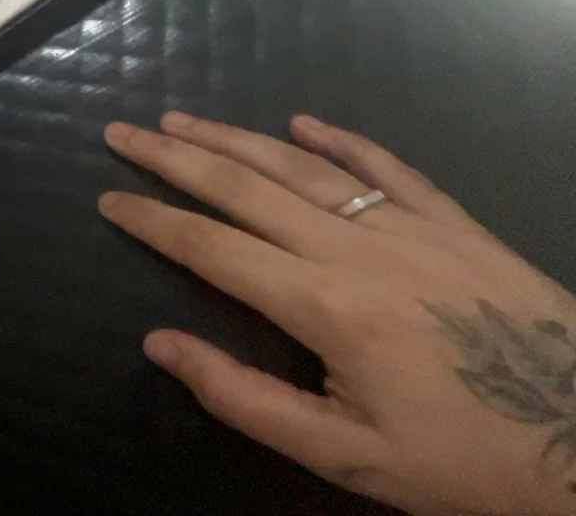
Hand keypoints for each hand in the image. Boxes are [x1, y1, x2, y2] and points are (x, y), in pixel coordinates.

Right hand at [101, 113, 575, 515]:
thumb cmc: (474, 464)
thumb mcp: (350, 456)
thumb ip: (244, 399)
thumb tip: (156, 344)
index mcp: (324, 306)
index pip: (206, 245)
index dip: (149, 218)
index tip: (108, 199)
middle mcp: (356, 252)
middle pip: (240, 187)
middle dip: (169, 156)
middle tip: (120, 131)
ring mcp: (412, 231)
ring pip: (299, 168)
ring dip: (231, 137)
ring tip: (179, 118)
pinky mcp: (462, 229)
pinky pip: (392, 171)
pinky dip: (343, 143)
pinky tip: (302, 122)